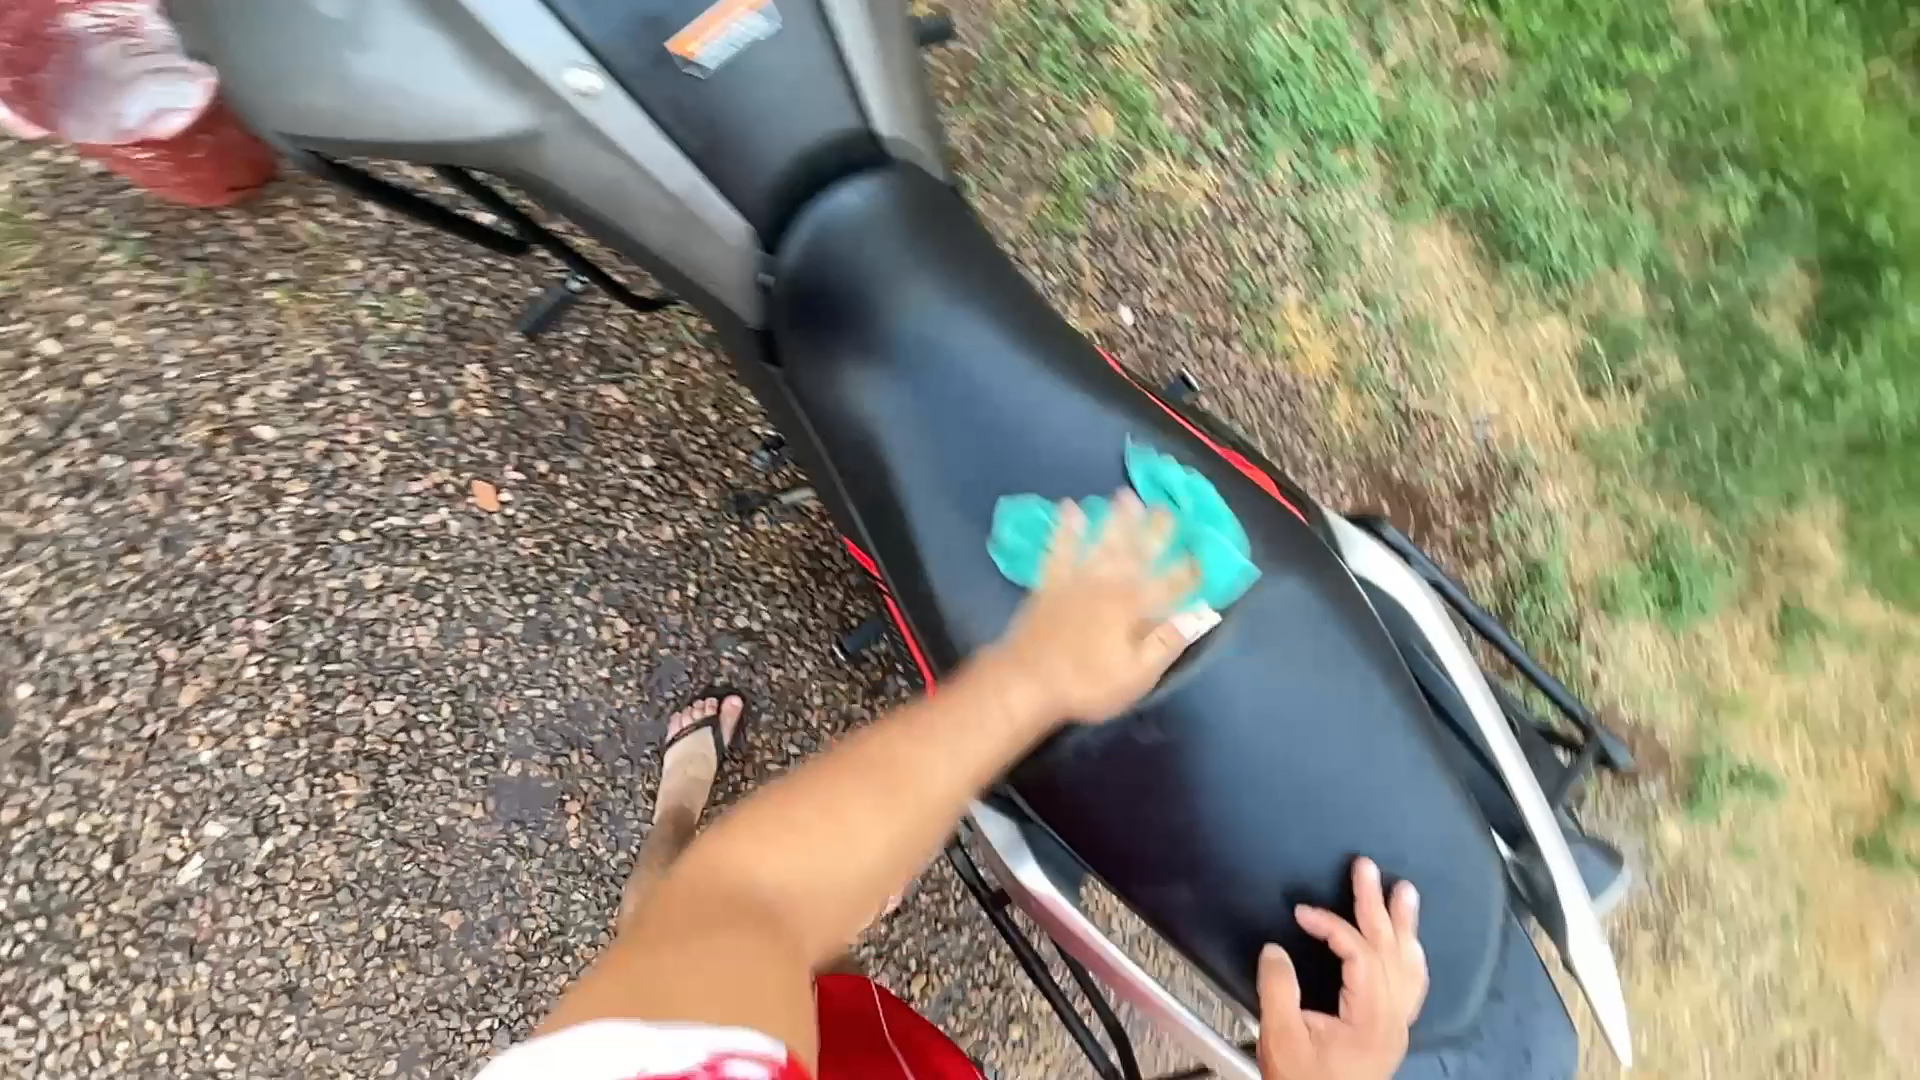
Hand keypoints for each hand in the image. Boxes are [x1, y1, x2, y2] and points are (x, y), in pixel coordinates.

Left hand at [983, 491, 1207, 724]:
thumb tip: (1201, 615)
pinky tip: (1069, 508)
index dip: (1188, 571)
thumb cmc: (1086, 684)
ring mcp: (1075, 580)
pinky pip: (1059, 549)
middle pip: (1136, 552)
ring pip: (1100, 542)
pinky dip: (1065, 528)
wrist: (1025, 681)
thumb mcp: (1136, 675)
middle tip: (1167, 507)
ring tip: (1125, 495)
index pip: (1170, 584)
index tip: (1202, 555)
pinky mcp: (1048, 583)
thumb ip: (1167, 642)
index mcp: (1132, 608)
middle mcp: (1107, 585)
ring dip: (1115, 519)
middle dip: (1154, 530)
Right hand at [1256, 858, 1427, 1079]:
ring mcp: (1395, 1026)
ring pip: (1407, 967)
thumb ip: (1279, 988)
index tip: (1301, 912)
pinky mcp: (1389, 1031)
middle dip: (1377, 907)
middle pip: (1389, 952)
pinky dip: (1409, 957)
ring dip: (1404, 927)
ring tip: (1405, 893)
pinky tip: (1410, 944)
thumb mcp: (1281, 1036)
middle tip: (1368, 868)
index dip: (1332, 925)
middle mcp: (1391, 1019)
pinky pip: (1409, 985)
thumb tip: (1275, 949)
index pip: (1359, 955)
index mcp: (1369, 1018)